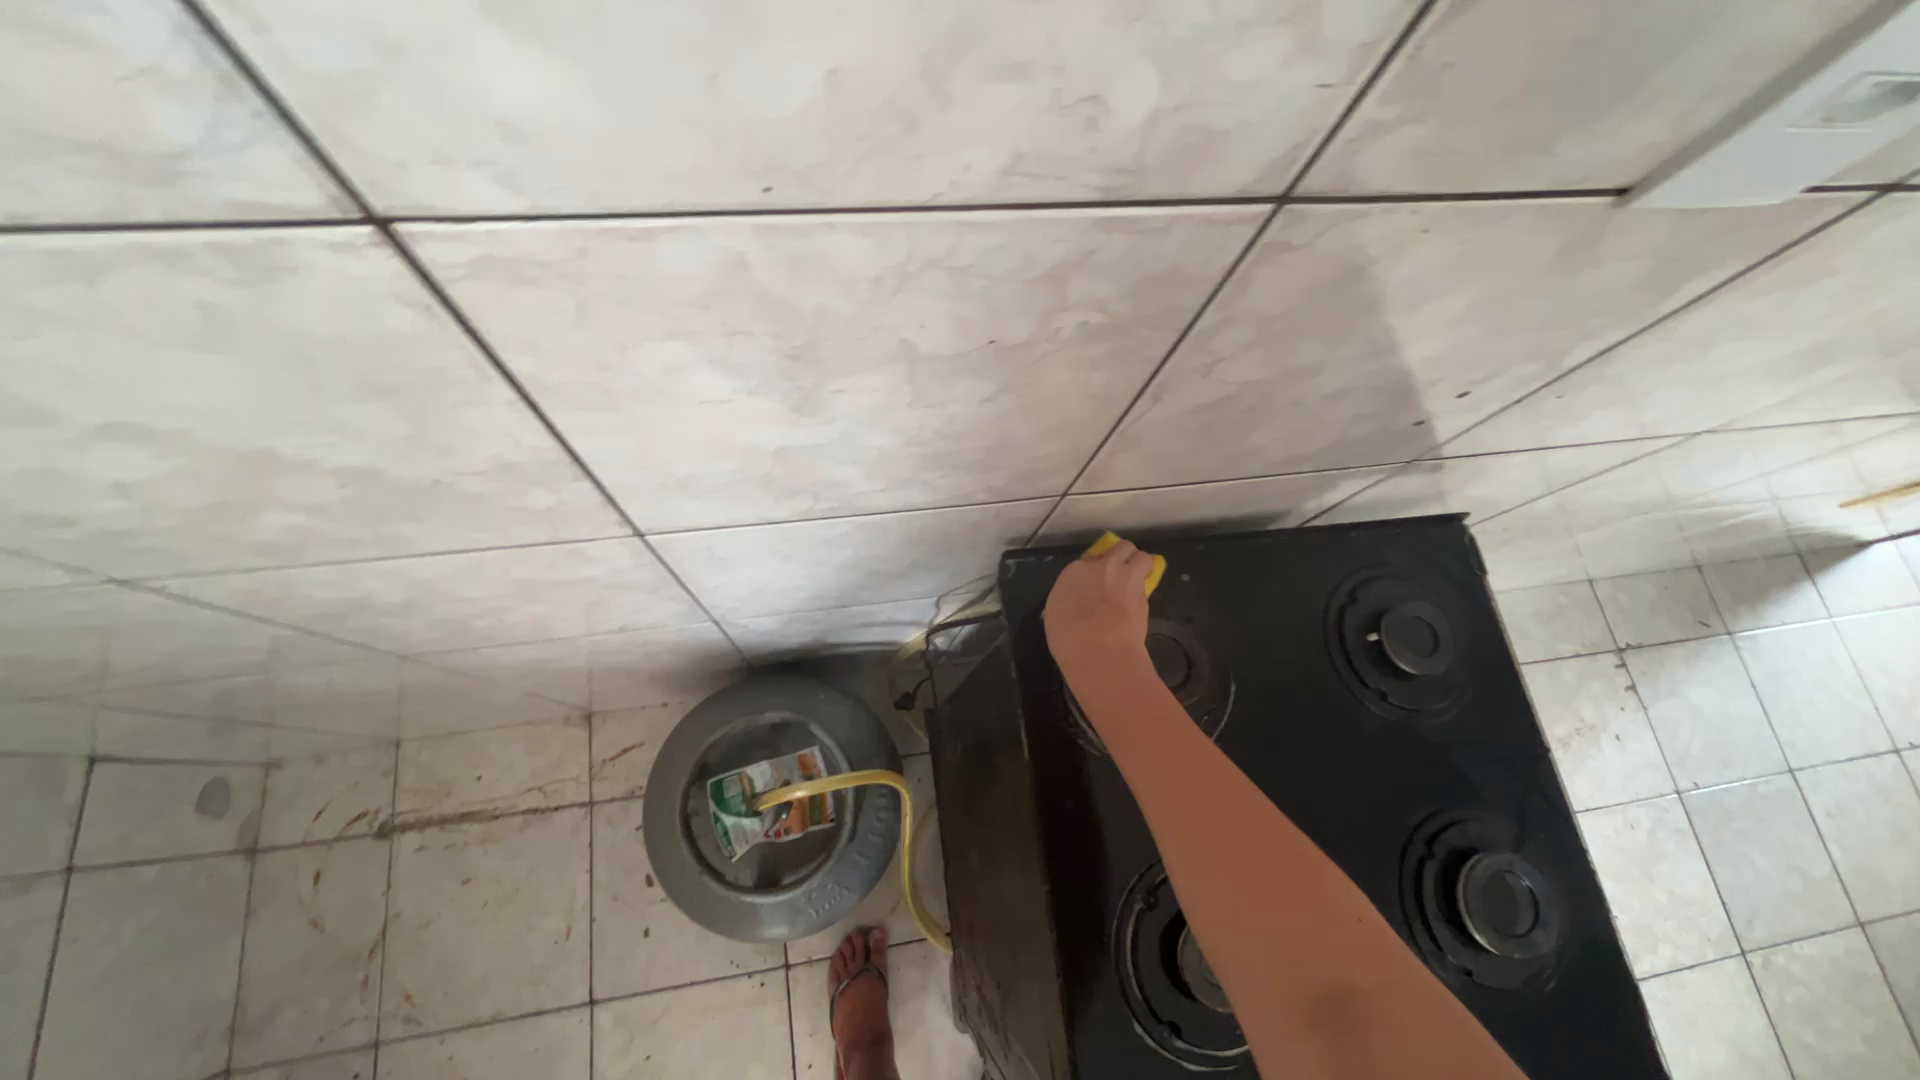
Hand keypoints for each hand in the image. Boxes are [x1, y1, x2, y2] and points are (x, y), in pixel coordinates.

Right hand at [1043, 538, 1153, 680]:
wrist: (1101, 652)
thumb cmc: (1068, 636)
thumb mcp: (1056, 612)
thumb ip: (1070, 596)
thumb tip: (1079, 598)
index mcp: (1078, 570)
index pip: (1091, 558)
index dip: (1093, 569)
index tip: (1092, 583)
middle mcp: (1105, 567)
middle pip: (1122, 547)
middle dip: (1123, 556)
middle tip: (1118, 572)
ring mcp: (1128, 579)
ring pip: (1142, 558)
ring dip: (1139, 565)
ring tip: (1134, 581)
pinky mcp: (1146, 597)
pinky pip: (1147, 584)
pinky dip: (1143, 590)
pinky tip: (1135, 604)